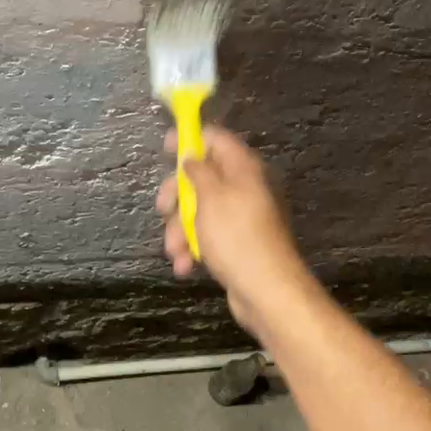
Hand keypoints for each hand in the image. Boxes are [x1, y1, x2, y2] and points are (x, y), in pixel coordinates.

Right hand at [155, 124, 312, 331]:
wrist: (267, 292)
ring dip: (180, 228)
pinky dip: (193, 246)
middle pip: (202, 176)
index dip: (189, 138)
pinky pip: (208, 234)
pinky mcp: (237, 242)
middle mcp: (244, 187)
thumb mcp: (210, 197)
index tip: (166, 149)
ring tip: (174, 250)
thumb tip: (191, 156)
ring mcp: (241, 216)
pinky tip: (185, 265)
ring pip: (200, 209)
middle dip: (177, 195)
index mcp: (243, 169)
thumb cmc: (236, 237)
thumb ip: (197, 170)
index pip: (215, 138)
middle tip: (163, 208)